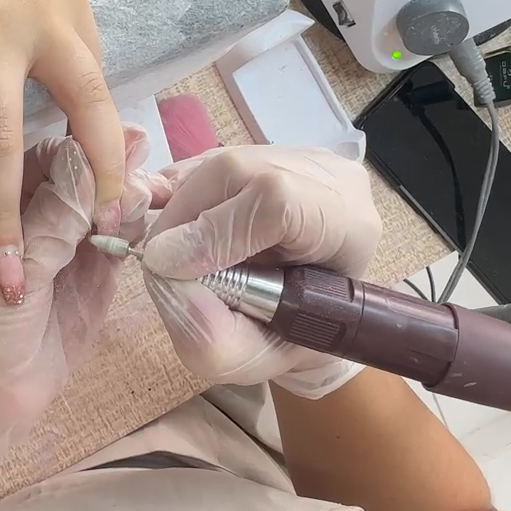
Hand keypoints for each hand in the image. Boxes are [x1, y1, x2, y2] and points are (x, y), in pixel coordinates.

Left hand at [0, 129, 151, 510]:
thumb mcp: (14, 265)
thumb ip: (57, 217)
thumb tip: (96, 162)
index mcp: (10, 202)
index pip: (56, 157)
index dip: (88, 146)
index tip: (122, 140)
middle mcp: (45, 219)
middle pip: (91, 181)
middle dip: (119, 171)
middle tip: (147, 173)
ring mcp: (74, 251)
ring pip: (111, 211)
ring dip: (133, 201)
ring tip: (155, 197)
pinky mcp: (98, 283)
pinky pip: (124, 247)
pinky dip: (140, 234)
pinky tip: (155, 226)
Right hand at [140, 147, 382, 398]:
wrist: (305, 314)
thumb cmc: (286, 339)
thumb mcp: (251, 362)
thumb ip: (211, 337)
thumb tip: (164, 273)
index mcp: (347, 225)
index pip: (277, 202)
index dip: (214, 231)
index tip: (170, 267)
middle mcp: (327, 175)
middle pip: (232, 171)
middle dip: (181, 220)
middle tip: (164, 265)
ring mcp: (295, 154)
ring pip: (211, 164)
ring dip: (178, 210)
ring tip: (182, 254)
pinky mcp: (262, 148)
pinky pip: (201, 160)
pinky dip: (178, 196)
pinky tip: (185, 228)